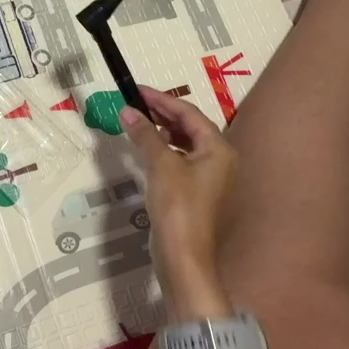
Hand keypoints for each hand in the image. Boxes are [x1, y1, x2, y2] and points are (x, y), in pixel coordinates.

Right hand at [121, 88, 236, 303]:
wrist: (184, 257)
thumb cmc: (178, 207)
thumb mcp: (160, 166)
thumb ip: (145, 135)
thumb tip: (128, 111)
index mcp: (218, 149)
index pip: (189, 113)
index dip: (162, 100)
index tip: (137, 90)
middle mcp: (220, 160)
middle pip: (190, 127)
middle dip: (162, 114)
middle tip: (135, 103)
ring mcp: (210, 178)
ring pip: (185, 144)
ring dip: (162, 132)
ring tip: (138, 123)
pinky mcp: (197, 193)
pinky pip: (181, 161)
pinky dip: (164, 151)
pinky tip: (147, 151)